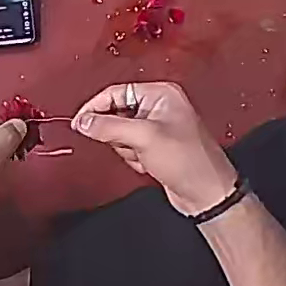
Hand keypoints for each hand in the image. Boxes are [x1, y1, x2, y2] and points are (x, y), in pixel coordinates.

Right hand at [72, 82, 237, 214]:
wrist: (206, 193)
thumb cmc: (188, 160)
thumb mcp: (143, 137)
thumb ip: (109, 126)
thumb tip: (84, 121)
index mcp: (161, 94)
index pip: (116, 92)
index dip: (96, 107)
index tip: (80, 122)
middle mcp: (160, 106)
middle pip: (116, 113)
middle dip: (117, 134)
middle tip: (128, 144)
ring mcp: (157, 127)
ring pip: (120, 133)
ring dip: (127, 148)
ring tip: (144, 156)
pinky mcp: (155, 145)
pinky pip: (129, 147)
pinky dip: (134, 157)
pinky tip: (149, 164)